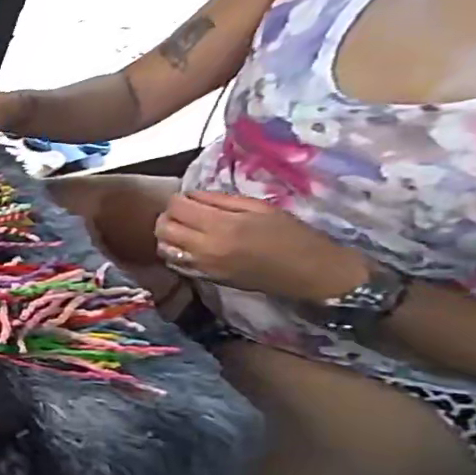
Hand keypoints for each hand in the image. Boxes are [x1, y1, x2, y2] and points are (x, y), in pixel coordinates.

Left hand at [154, 190, 369, 300]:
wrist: (312, 273)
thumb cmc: (291, 235)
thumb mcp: (260, 208)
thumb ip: (220, 200)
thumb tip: (192, 195)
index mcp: (221, 226)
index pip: (176, 207)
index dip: (178, 198)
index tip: (190, 198)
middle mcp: (206, 247)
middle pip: (163, 227)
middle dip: (168, 215)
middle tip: (184, 211)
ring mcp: (203, 266)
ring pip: (163, 247)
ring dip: (167, 234)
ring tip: (184, 228)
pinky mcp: (206, 279)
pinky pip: (174, 263)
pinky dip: (173, 252)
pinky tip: (187, 245)